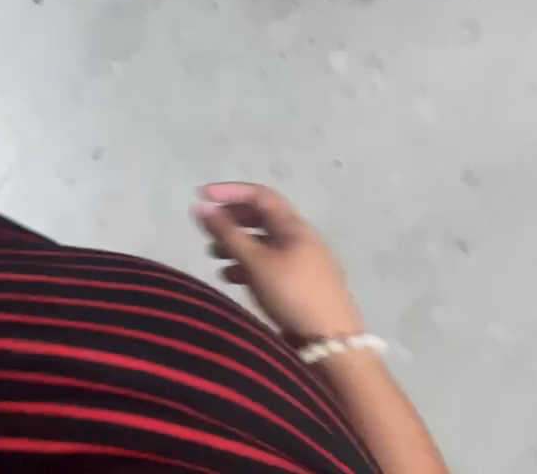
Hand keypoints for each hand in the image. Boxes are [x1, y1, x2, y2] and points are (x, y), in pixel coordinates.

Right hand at [193, 182, 365, 340]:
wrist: (335, 346)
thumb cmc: (294, 294)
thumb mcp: (255, 261)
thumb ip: (226, 233)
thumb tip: (200, 207)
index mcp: (294, 227)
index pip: (259, 195)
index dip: (229, 190)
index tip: (201, 196)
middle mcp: (301, 240)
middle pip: (260, 217)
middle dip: (230, 219)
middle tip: (207, 228)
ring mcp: (304, 263)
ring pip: (263, 242)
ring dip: (235, 244)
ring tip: (214, 256)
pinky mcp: (301, 285)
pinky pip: (269, 263)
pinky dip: (247, 264)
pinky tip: (232, 277)